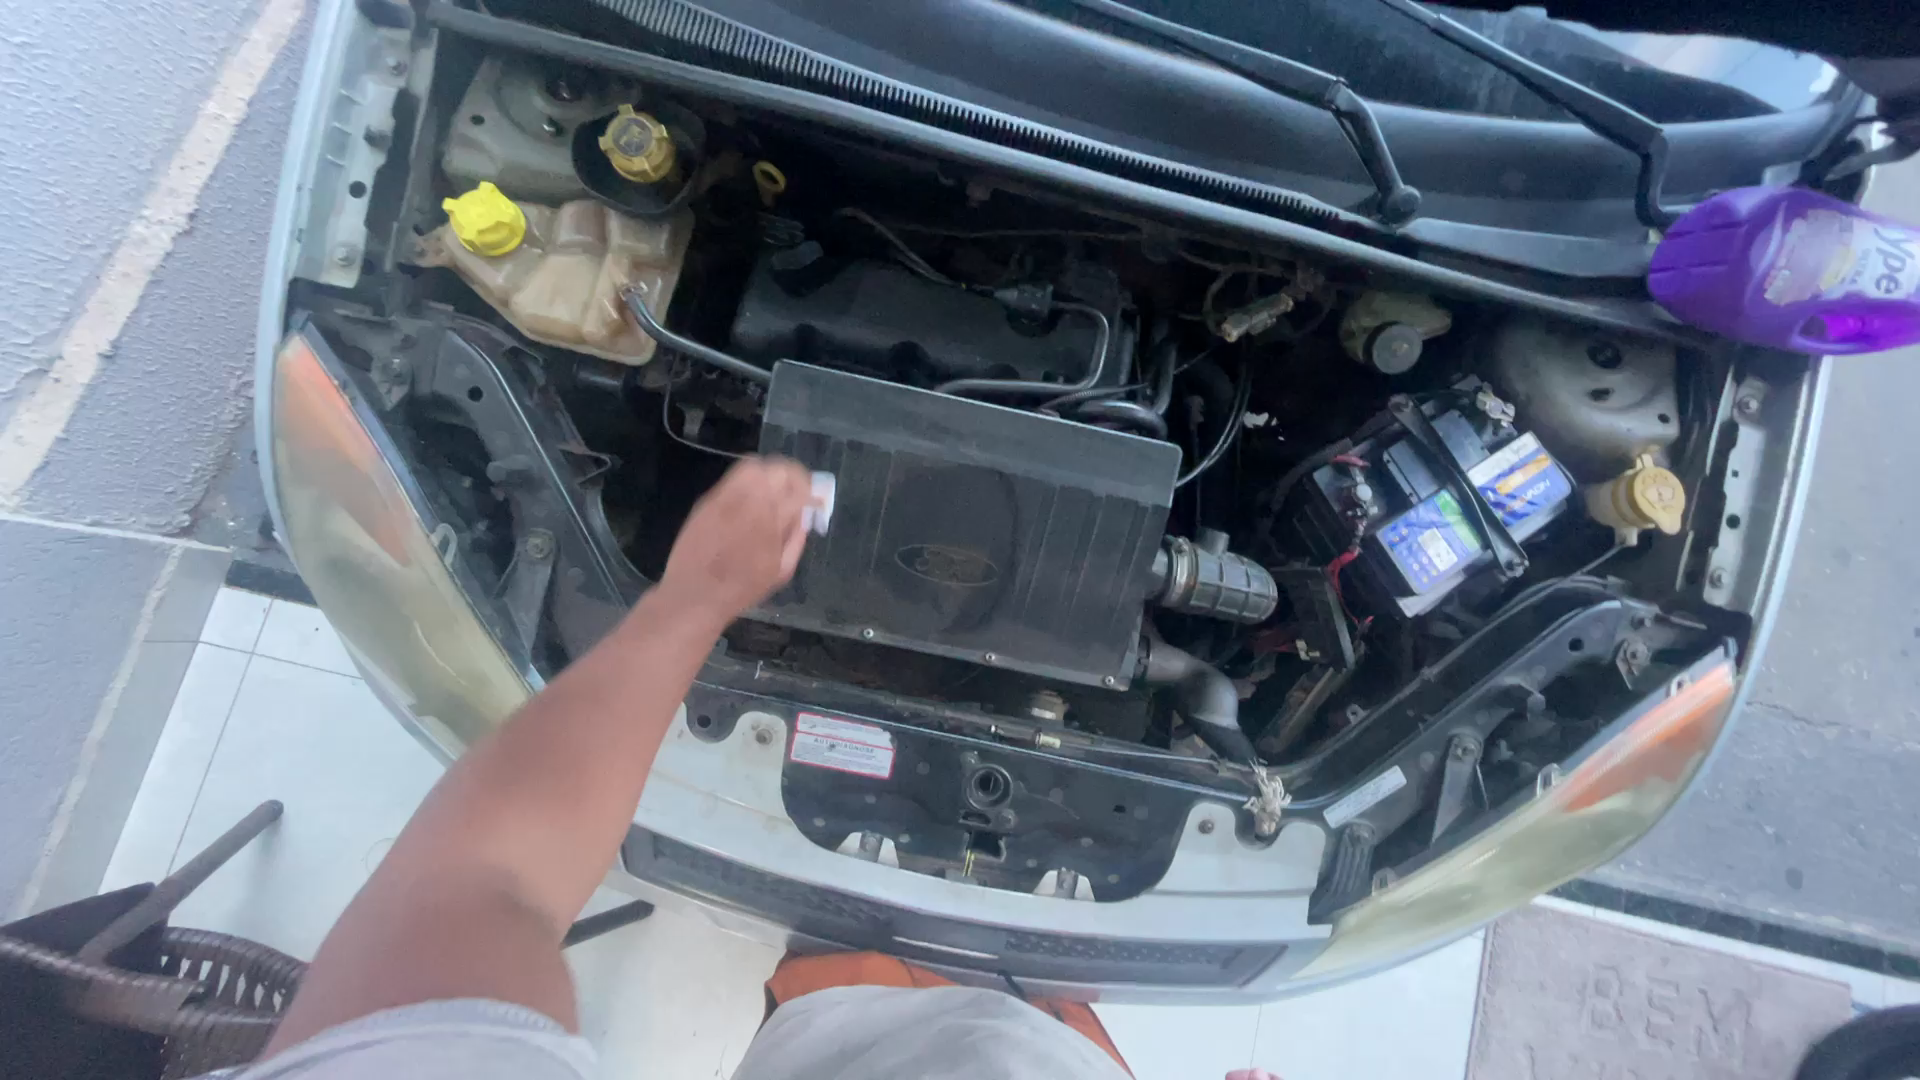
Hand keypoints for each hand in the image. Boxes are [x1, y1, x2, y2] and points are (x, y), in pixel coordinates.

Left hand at [658, 456, 814, 625]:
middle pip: (779, 471)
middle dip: (795, 478)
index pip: (801, 493)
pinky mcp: (708, 500)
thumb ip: (796, 540)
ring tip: (776, 489)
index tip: (817, 503)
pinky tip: (753, 498)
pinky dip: (750, 481)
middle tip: (799, 492)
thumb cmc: (741, 589)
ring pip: (755, 466)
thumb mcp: (781, 572)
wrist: (693, 595)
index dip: (814, 495)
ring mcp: (725, 498)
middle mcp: (748, 502)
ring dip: (771, 474)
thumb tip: (804, 517)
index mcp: (771, 522)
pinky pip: (733, 478)